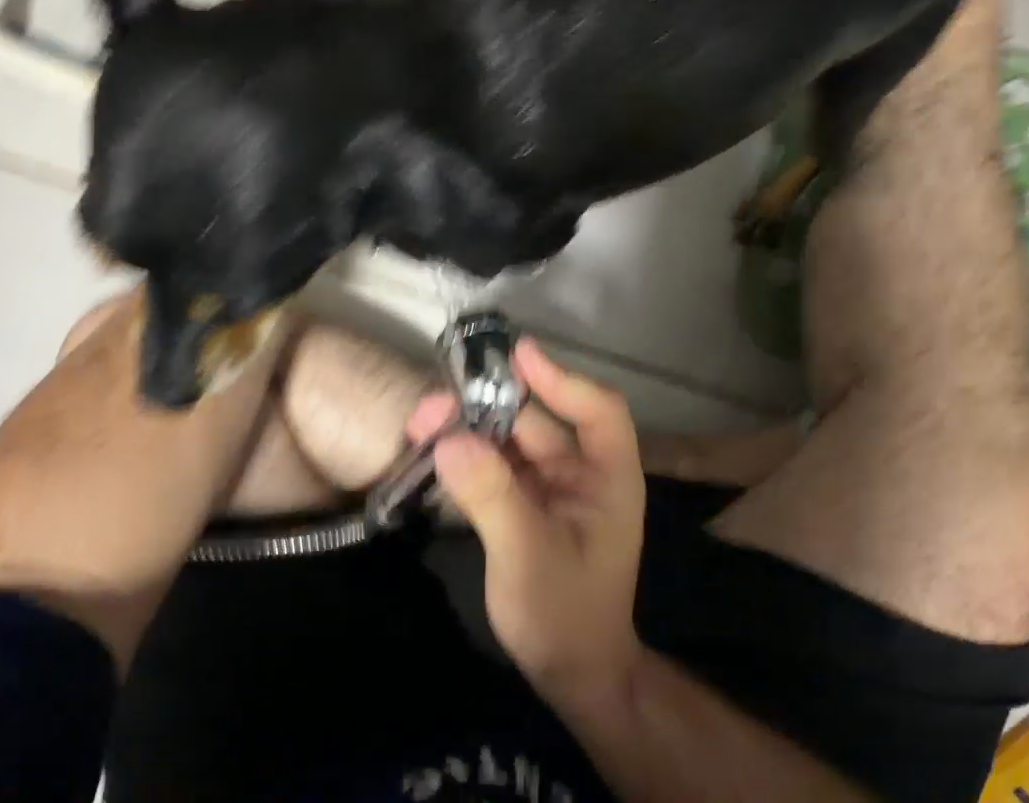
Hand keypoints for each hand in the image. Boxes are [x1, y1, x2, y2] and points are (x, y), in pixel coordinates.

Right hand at [408, 338, 645, 698]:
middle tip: (432, 406)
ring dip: (469, 431)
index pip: (598, 412)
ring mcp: (552, 489)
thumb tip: (450, 439)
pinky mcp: (525, 505)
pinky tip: (432, 453)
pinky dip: (467, 458)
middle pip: (539, 422)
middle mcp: (582, 474)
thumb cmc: (565, 615)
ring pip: (511, 442)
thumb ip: (492, 496)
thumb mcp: (528, 556)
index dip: (561, 378)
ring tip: (420, 425)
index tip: (517, 354)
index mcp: (609, 479)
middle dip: (488, 409)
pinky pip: (496, 468)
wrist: (570, 674)